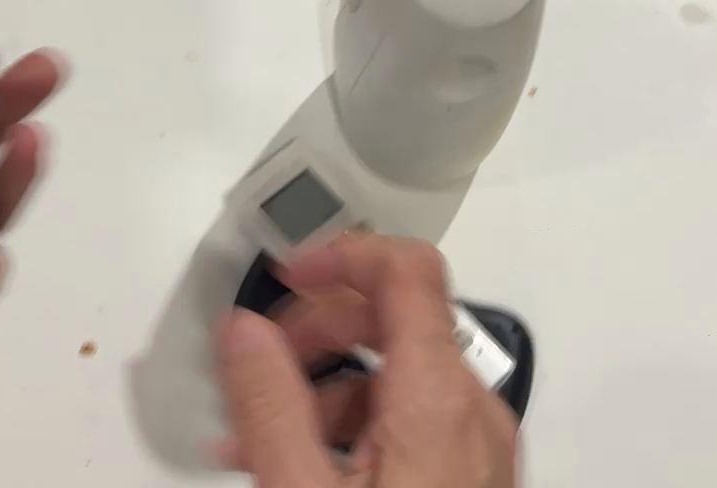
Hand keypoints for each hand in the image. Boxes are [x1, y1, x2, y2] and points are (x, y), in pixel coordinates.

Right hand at [217, 235, 518, 487]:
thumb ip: (268, 402)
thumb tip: (241, 326)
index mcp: (439, 397)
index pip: (406, 269)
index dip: (340, 251)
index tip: (284, 275)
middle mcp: (472, 410)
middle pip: (394, 313)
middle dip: (318, 322)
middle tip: (260, 359)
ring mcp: (475, 446)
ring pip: (394, 369)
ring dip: (324, 378)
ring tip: (262, 428)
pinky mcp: (468, 479)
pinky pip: (405, 417)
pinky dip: (349, 419)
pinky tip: (299, 460)